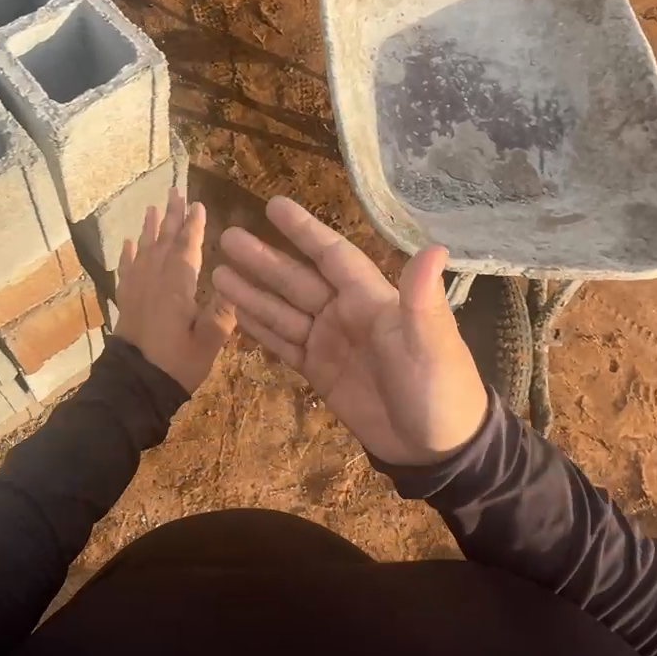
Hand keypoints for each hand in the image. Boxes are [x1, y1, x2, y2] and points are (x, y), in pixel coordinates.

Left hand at [112, 189, 235, 393]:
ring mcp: (137, 289)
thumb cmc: (177, 364)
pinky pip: (127, 269)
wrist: (135, 386)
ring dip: (150, 228)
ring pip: (144, 250)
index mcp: (177, 285)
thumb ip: (223, 313)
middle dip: (171, 216)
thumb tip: (235, 285)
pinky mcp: (126, 301)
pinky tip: (129, 243)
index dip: (193, 225)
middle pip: (164, 241)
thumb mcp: (209, 342)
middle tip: (174, 192)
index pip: (187, 247)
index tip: (197, 204)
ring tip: (153, 208)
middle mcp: (154, 279)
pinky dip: (129, 254)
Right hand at [212, 196, 486, 465]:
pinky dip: (261, 328)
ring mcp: (330, 343)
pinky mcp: (320, 372)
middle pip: (296, 280)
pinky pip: (284, 344)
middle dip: (262, 259)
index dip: (303, 231)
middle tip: (227, 236)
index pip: (331, 255)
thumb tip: (436, 246)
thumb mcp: (432, 343)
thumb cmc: (439, 389)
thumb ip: (421, 299)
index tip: (273, 205)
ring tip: (218, 273)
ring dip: (252, 292)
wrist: (437, 450)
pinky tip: (236, 313)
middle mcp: (346, 314)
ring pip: (283, 310)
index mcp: (371, 299)